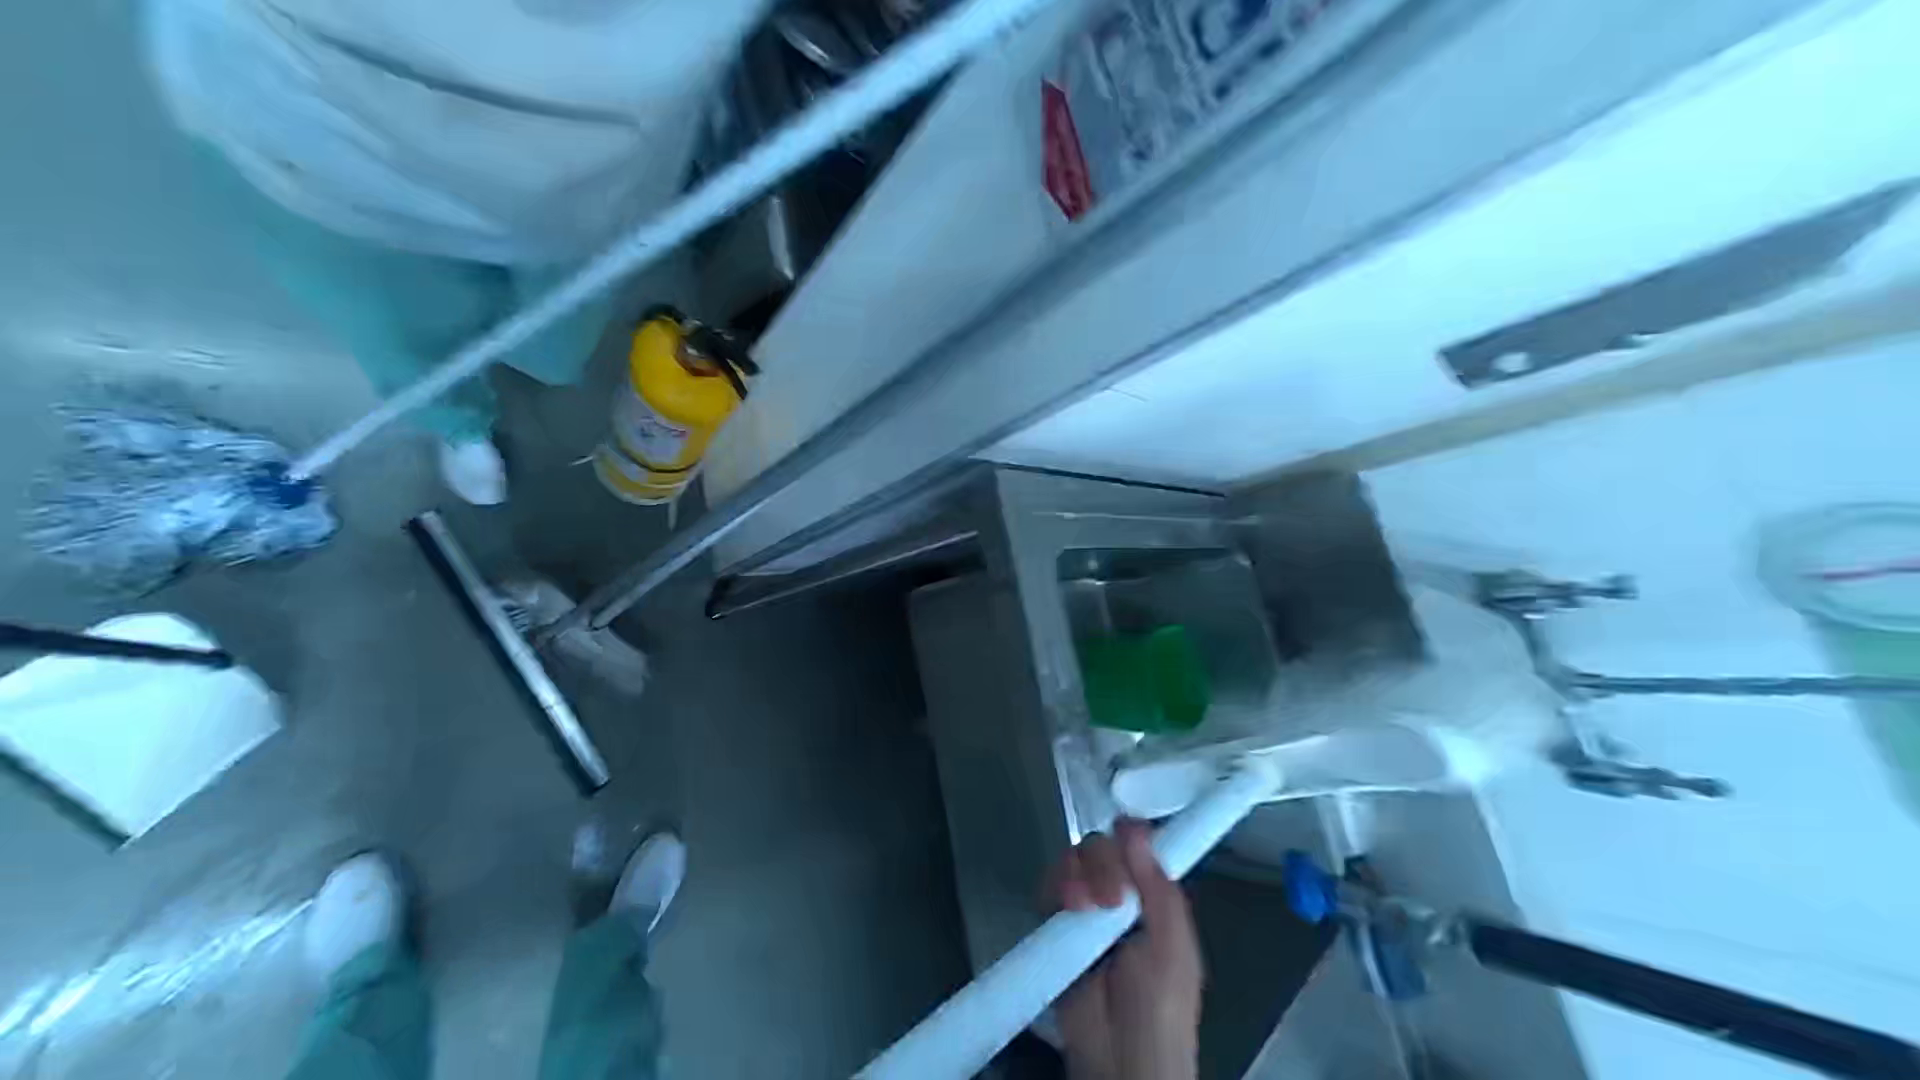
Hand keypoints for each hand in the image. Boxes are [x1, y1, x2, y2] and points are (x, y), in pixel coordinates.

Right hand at [1051, 819, 1203, 1079]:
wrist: (1119, 1062)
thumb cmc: (1160, 1012)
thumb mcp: (1174, 950)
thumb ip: (1160, 891)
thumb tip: (1138, 831)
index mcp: (1154, 898)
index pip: (1139, 847)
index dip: (1129, 834)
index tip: (1123, 831)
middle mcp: (1120, 895)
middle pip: (1103, 847)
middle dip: (1104, 862)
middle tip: (1110, 898)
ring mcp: (1086, 908)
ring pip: (1074, 861)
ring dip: (1078, 874)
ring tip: (1084, 907)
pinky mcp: (1055, 925)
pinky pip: (1048, 886)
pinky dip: (1054, 887)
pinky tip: (1066, 908)